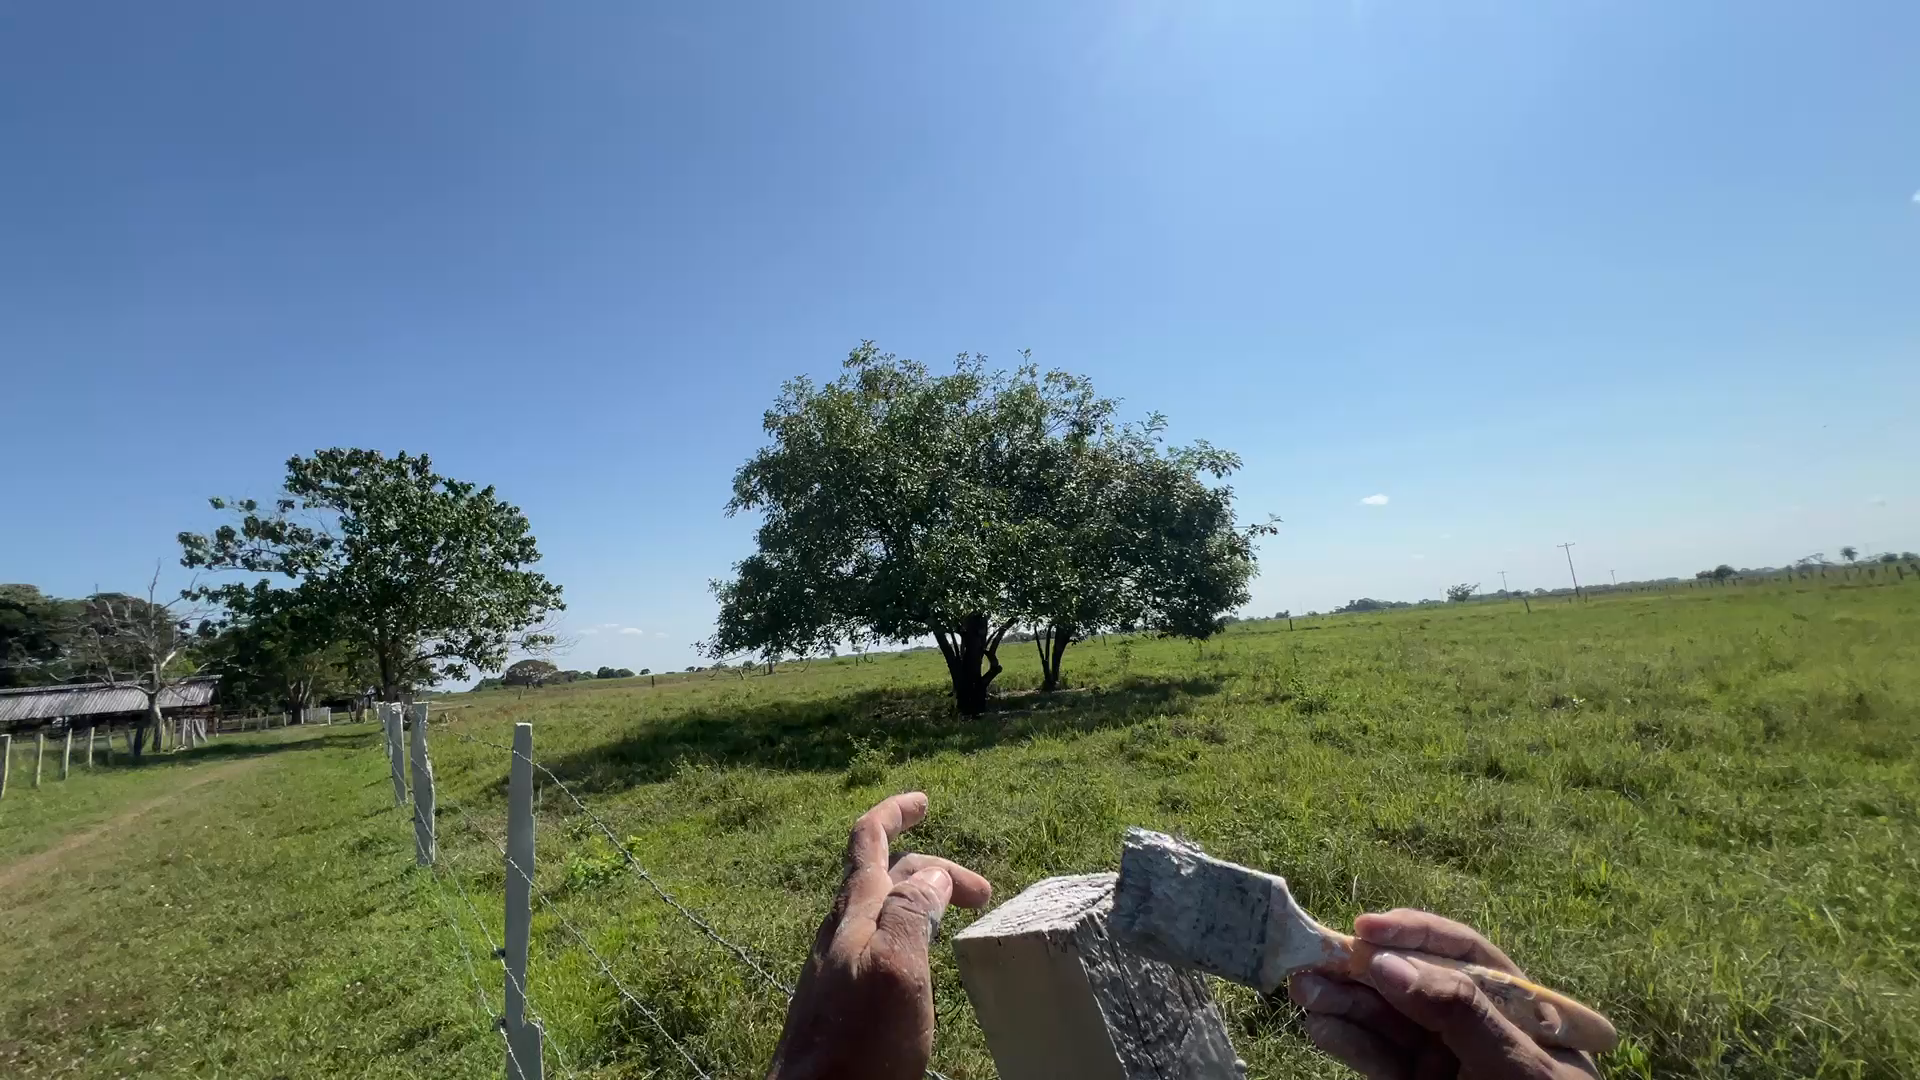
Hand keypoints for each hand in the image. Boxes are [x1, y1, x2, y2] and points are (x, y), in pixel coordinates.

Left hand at [767, 792, 992, 1079]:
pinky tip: (925, 954)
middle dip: (935, 869)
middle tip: (981, 894)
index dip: (895, 812)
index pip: (869, 838)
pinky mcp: (845, 998)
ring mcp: (841, 964)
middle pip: (888, 873)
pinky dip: (913, 929)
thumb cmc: (858, 1043)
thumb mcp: (896, 967)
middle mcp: (843, 929)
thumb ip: (912, 911)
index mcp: (854, 911)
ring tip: (957, 913)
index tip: (925, 801)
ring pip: (886, 908)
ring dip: (924, 898)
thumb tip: (932, 872)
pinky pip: (883, 941)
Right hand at [1288, 909, 1597, 1079]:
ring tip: (1302, 991)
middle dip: (1360, 967)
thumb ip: (1458, 1013)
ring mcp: (1442, 1057)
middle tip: (1312, 956)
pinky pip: (1375, 1054)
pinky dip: (1345, 1040)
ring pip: (1384, 1014)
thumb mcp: (1519, 1070)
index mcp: (1520, 1011)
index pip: (1463, 953)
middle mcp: (1476, 1026)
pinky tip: (1319, 1028)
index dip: (1413, 932)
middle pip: (1410, 978)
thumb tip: (1384, 961)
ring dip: (1341, 999)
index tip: (1365, 926)